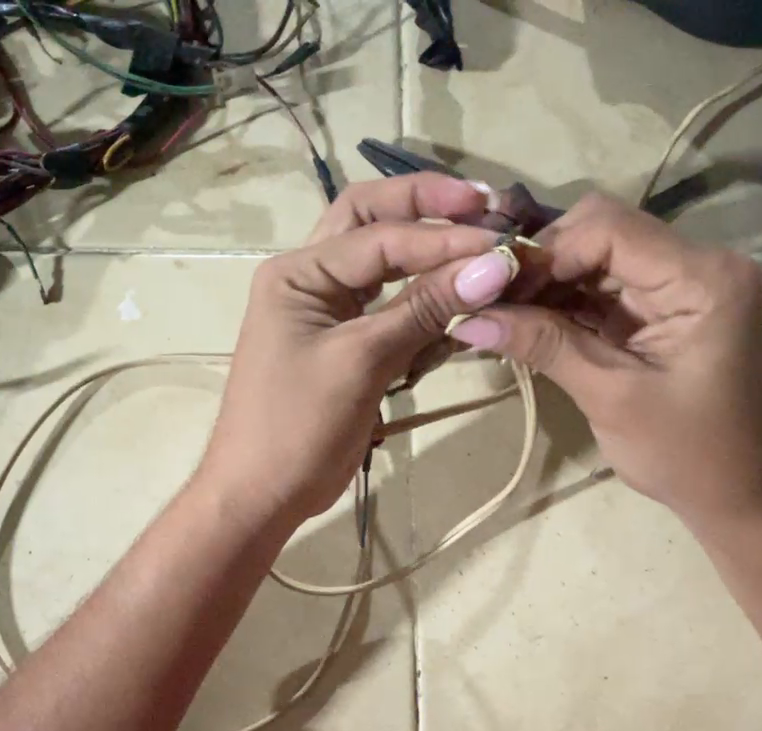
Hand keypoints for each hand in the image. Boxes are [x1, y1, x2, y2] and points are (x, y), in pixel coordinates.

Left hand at [196, 174, 524, 525]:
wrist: (261, 493)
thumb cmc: (296, 426)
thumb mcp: (360, 362)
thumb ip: (423, 310)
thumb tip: (493, 266)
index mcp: (299, 272)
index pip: (379, 237)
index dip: (441, 237)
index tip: (500, 245)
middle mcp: (310, 279)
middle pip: (371, 222)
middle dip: (425, 207)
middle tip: (484, 205)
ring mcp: (327, 312)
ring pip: (382, 264)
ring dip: (427, 252)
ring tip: (479, 245)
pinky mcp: (345, 345)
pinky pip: (389, 309)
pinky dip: (421, 301)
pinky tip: (457, 298)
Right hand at [446, 193, 761, 526]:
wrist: (733, 491)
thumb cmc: (683, 452)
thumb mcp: (609, 396)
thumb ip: (545, 346)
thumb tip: (469, 320)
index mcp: (703, 279)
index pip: (611, 229)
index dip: (548, 251)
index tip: (496, 289)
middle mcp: (698, 265)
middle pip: (604, 231)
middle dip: (545, 262)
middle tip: (496, 302)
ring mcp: (681, 285)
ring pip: (599, 256)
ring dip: (550, 283)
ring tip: (503, 314)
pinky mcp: (664, 308)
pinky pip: (606, 287)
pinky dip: (566, 303)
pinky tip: (530, 322)